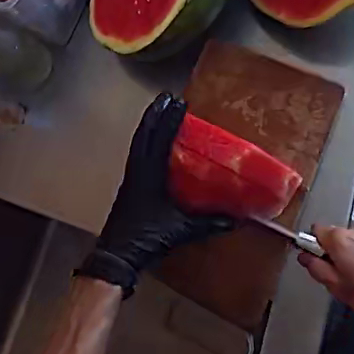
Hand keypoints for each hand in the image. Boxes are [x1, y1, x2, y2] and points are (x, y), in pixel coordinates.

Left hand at [78, 93, 234, 291]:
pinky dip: (146, 139)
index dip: (170, 120)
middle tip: (167, 97)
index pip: (160, 139)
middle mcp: (137, 170)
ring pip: (138, 142)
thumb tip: (236, 218)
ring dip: (149, 124)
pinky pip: (137, 152)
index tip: (181, 103)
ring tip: (160, 110)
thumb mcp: (181, 229)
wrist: (117, 256)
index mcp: (149, 174)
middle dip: (156, 113)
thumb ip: (209, 222)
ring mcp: (131, 176)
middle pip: (144, 134)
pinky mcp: (129, 184)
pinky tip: (154, 140)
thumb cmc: (146, 238)